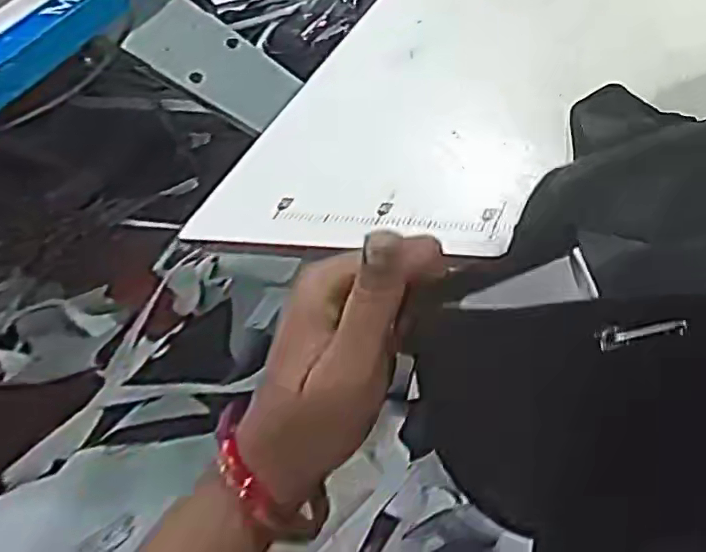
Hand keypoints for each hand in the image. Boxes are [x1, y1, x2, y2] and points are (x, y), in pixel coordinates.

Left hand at [235, 232, 445, 504]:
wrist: (280, 469)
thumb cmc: (313, 424)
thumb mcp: (351, 361)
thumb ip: (376, 295)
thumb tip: (391, 237)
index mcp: (327, 279)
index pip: (401, 247)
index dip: (425, 278)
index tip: (425, 313)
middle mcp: (328, 277)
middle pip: (401, 261)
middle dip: (417, 296)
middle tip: (401, 339)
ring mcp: (335, 294)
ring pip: (400, 280)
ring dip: (410, 311)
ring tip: (394, 346)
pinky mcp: (344, 311)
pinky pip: (391, 299)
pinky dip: (401, 321)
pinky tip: (390, 347)